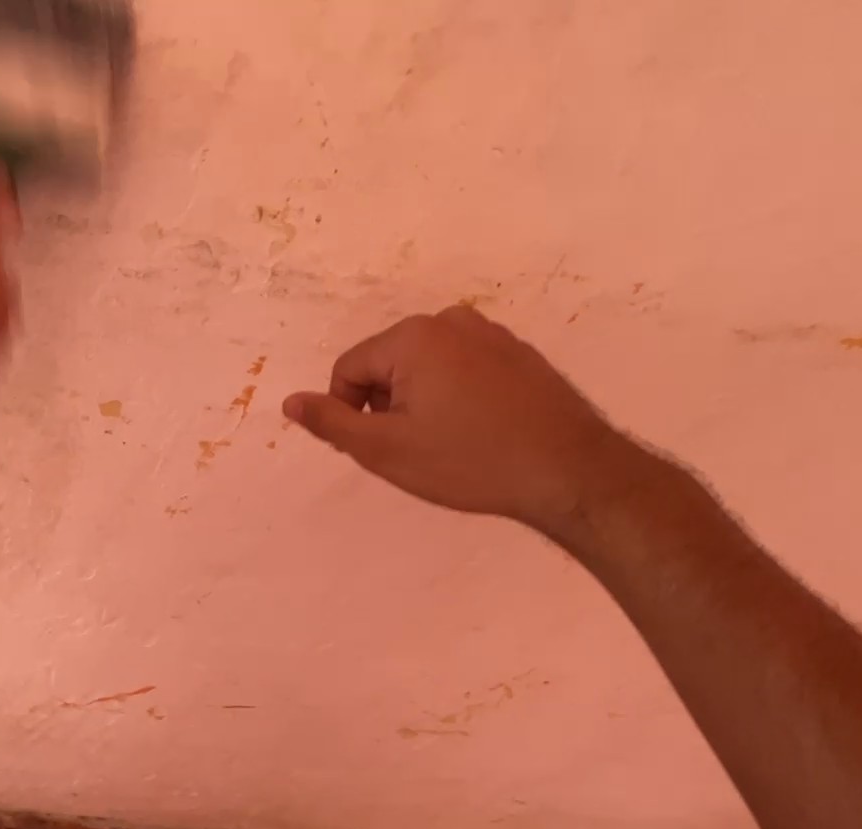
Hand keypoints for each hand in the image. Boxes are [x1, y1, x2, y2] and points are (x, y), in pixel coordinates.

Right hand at [283, 306, 652, 533]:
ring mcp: (490, 334)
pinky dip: (452, 397)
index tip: (377, 446)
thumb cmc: (466, 460)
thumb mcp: (383, 448)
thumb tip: (291, 402)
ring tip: (444, 441)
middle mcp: (450, 322)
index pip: (347, 370)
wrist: (570, 472)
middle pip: (384, 364)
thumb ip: (330, 422)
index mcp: (412, 338)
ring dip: (416, 402)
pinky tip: (475, 431)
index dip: (348, 412)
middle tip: (411, 447)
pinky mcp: (518, 353)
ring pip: (422, 368)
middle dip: (384, 405)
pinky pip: (459, 369)